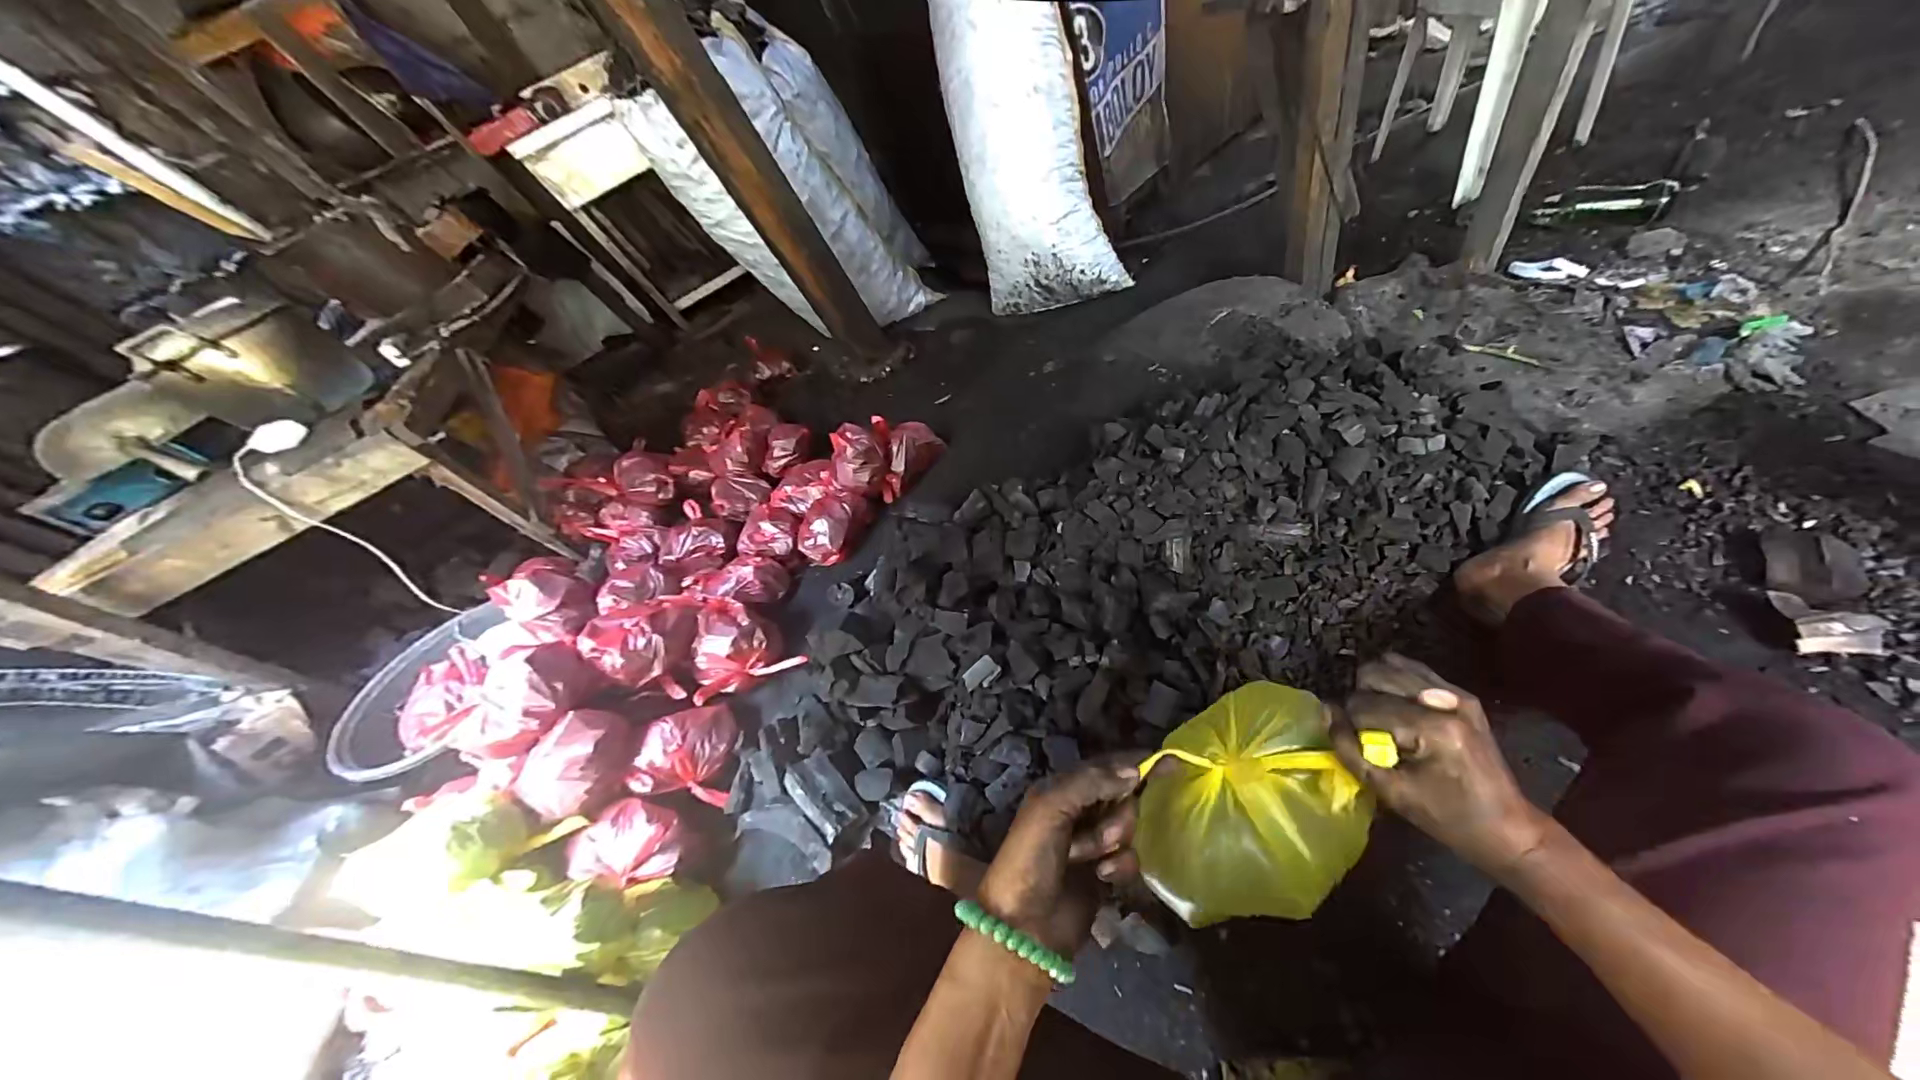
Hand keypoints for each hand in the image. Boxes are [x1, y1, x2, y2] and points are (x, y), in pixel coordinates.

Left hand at [973, 759, 1141, 956]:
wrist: (1025, 924)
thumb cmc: (1031, 857)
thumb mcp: (1051, 808)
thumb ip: (1090, 783)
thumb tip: (1133, 770)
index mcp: (1060, 789)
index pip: (1104, 767)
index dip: (1134, 763)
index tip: (1170, 762)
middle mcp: (1078, 811)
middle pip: (1122, 797)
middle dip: (1119, 812)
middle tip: (1104, 834)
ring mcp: (1093, 843)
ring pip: (1128, 827)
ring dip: (1116, 840)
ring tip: (1094, 858)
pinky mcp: (1106, 873)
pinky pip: (1130, 858)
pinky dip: (1121, 866)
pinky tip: (1104, 877)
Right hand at [1329, 653, 1550, 875]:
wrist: (1507, 826)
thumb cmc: (1447, 817)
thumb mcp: (1390, 791)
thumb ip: (1349, 748)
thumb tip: (1326, 711)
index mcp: (1432, 728)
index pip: (1363, 706)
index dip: (1350, 725)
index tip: (1357, 746)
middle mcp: (1446, 701)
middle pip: (1374, 675)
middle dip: (1360, 700)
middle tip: (1366, 730)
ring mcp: (1457, 693)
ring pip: (1390, 665)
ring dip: (1374, 687)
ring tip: (1378, 717)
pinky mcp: (1461, 694)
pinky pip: (1411, 670)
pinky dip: (1392, 681)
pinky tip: (1393, 706)